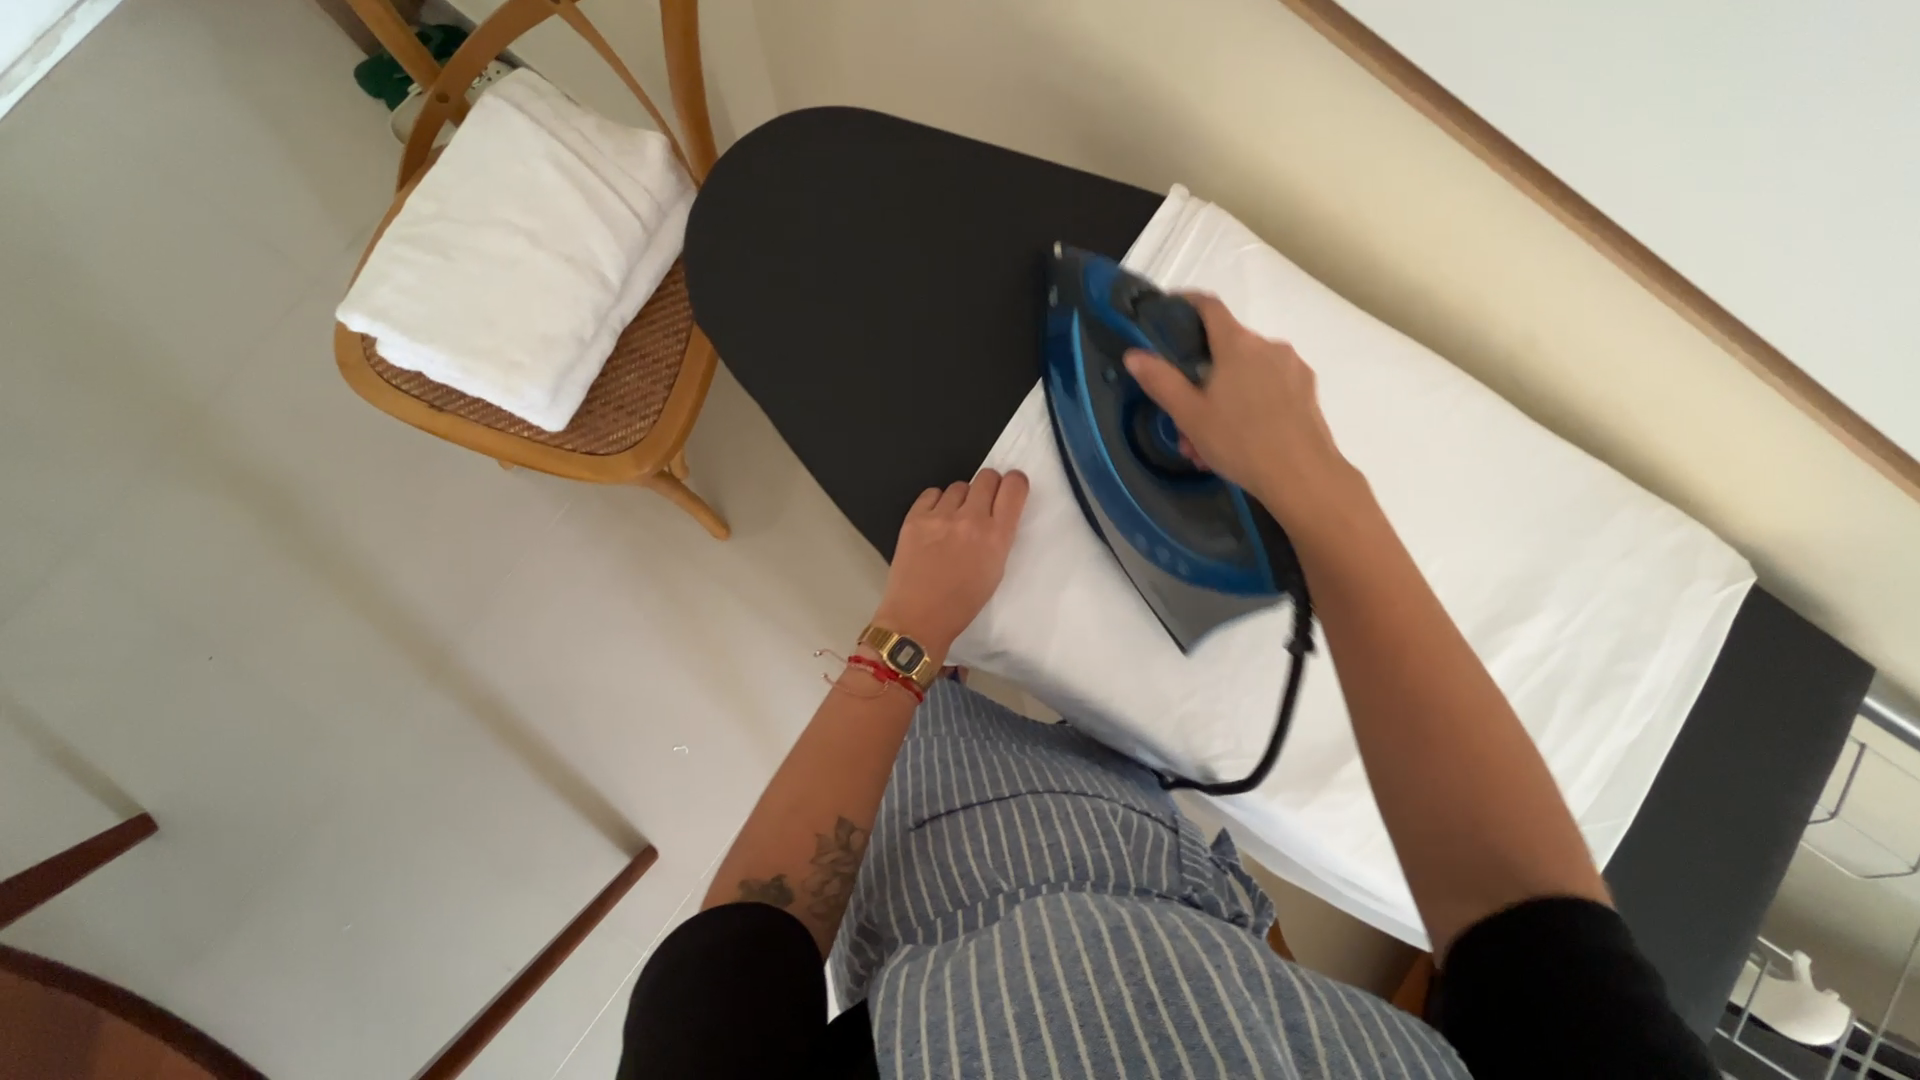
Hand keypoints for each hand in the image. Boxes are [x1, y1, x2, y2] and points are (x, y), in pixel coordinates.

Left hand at [871, 469, 1029, 660]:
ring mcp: (940, 516)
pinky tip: (935, 521)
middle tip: (982, 504)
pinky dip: (936, 502)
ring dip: (961, 498)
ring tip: (954, 520)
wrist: (918, 618)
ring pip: (958, 486)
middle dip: (989, 486)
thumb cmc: (962, 603)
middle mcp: (970, 520)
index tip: (1010, 489)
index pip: (1014, 487)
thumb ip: (999, 537)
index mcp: (996, 537)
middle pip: (987, 477)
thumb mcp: (995, 571)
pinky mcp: (914, 518)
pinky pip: (932, 493)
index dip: (1015, 483)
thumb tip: (996, 513)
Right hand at [1123, 293, 1358, 521]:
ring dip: (1223, 399)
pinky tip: (1241, 440)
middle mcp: (1268, 345)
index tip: (1168, 312)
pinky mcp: (1307, 390)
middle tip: (1184, 418)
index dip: (1186, 303)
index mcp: (1237, 344)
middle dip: (1200, 379)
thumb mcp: (1189, 415)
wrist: (1303, 476)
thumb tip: (1135, 355)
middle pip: (1225, 350)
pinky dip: (1248, 405)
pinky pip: (1268, 388)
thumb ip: (1160, 381)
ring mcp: (1292, 367)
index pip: (1209, 306)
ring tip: (1209, 443)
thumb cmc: (1240, 441)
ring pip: (1246, 373)